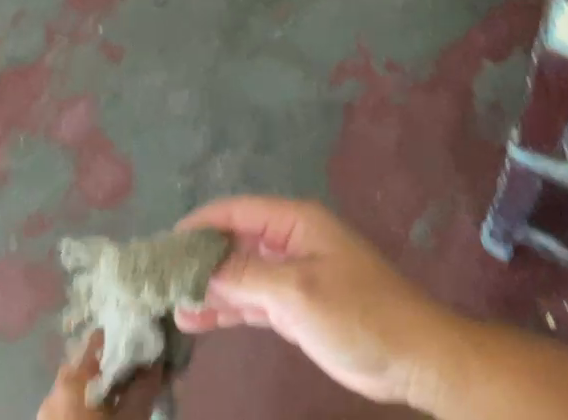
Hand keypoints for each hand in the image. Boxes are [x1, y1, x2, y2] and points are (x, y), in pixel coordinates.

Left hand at [37, 333, 164, 419]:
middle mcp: (54, 390)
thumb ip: (145, 386)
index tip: (144, 345)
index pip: (98, 341)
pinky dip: (89, 407)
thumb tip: (157, 361)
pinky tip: (106, 417)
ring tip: (125, 401)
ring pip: (80, 389)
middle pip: (88, 366)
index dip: (123, 340)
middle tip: (139, 377)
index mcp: (72, 379)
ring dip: (102, 390)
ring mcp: (46, 415)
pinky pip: (71, 409)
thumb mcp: (132, 419)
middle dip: (114, 368)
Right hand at [173, 197, 461, 406]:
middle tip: (156, 278)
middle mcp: (290, 242)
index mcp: (296, 222)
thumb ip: (246, 276)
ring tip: (167, 302)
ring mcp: (293, 275)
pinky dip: (226, 308)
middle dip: (198, 258)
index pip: (237, 211)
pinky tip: (196, 319)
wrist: (411, 356)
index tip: (162, 246)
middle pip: (235, 241)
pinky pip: (252, 300)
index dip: (199, 224)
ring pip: (240, 273)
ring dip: (208, 287)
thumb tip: (198, 267)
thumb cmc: (358, 312)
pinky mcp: (295, 306)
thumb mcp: (297, 291)